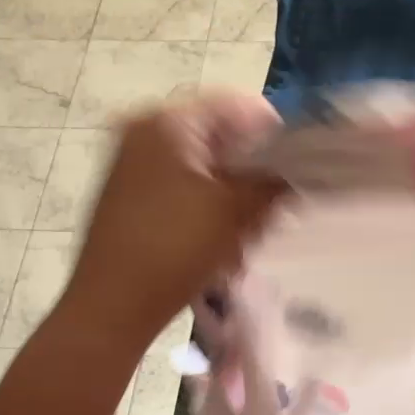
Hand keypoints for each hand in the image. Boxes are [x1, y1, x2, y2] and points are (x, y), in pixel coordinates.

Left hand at [59, 93, 283, 341]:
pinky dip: (206, 208)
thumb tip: (301, 171)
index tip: (300, 174)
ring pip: (202, 166)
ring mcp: (130, 161)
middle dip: (252, 173)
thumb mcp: (236, 214)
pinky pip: (180, 187)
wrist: (113, 306)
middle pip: (220, 137)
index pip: (240, 107)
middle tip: (272, 211)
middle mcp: (144, 127)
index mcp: (169, 119)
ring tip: (245, 234)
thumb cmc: (175, 252)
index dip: (277, 137)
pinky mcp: (126, 194)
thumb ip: (274, 184)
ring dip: (231, 196)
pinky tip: (218, 244)